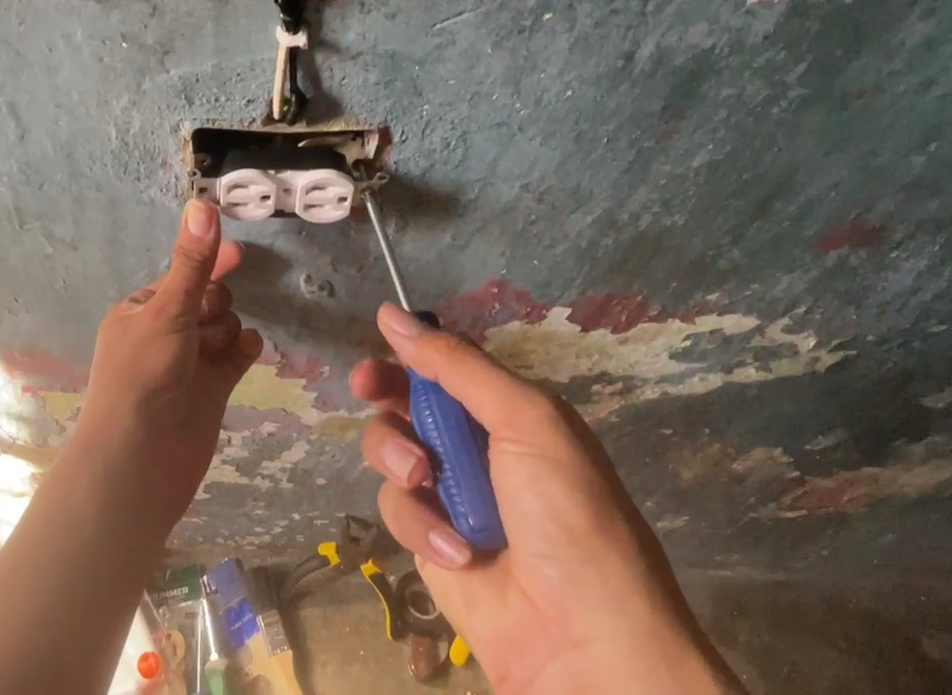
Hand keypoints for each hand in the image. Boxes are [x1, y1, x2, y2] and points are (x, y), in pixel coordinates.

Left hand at [74, 199, 264, 525]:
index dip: (209, 262)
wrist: (141, 459)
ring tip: (216, 350)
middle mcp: (163, 333)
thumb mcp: (168, 310)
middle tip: (205, 323)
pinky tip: (246, 355)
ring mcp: (188, 362)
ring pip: (223, 326)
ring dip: (227, 329)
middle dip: (214, 303)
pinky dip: (243, 351)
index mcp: (140, 311)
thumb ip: (192, 261)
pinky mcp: (211, 389)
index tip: (239, 254)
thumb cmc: (143, 376)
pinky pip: (236, 356)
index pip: (181, 275)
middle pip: (206, 299)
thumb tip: (202, 203)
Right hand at [351, 305, 739, 694]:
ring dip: (401, 458)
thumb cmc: (567, 512)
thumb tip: (392, 313)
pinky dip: (420, 524)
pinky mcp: (430, 542)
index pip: (446, 369)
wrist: (584, 637)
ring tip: (424, 479)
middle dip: (385, 395)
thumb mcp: (526, 421)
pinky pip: (397, 509)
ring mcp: (451, 496)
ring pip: (391, 452)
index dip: (408, 356)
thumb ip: (458, 366)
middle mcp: (476, 448)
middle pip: (407, 404)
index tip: (380, 348)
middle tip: (367, 388)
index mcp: (509, 413)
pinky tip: (457, 549)